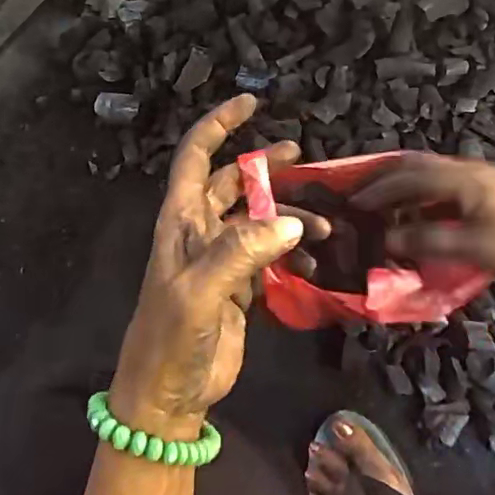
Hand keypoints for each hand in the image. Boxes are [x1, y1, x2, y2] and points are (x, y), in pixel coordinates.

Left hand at [109, 95, 308, 440]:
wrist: (168, 393)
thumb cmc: (170, 336)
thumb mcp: (198, 291)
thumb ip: (240, 253)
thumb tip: (292, 222)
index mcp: (180, 219)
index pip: (196, 157)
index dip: (218, 125)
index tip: (249, 102)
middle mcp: (199, 230)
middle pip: (232, 182)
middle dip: (263, 166)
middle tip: (302, 156)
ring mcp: (220, 258)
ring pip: (256, 219)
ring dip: (287, 215)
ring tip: (326, 224)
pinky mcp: (238, 286)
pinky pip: (269, 255)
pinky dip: (291, 251)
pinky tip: (314, 258)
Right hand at [352, 152, 494, 309]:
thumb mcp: (473, 248)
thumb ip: (424, 240)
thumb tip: (385, 238)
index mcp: (463, 176)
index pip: (406, 175)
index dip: (376, 189)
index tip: (352, 202)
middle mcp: (470, 170)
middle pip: (416, 166)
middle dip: (385, 180)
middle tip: (361, 196)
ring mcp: (484, 181)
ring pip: (431, 176)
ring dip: (405, 189)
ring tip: (384, 208)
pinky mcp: (494, 195)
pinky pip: (446, 188)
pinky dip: (424, 198)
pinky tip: (419, 217)